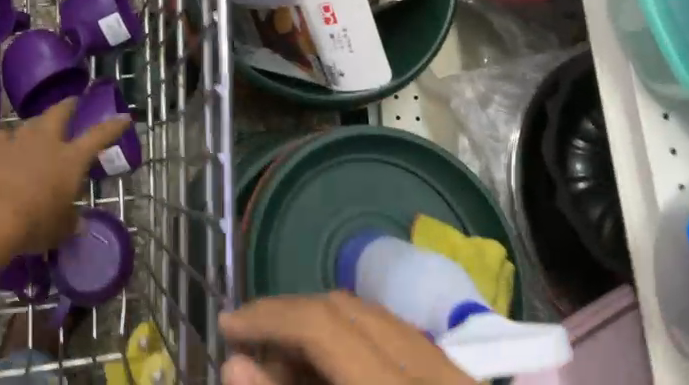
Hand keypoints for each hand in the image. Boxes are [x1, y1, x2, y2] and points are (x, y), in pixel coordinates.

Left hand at [0, 98, 129, 253]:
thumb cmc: (35, 224)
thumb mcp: (60, 229)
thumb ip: (70, 221)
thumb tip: (77, 223)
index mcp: (71, 159)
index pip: (98, 136)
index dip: (112, 126)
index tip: (123, 117)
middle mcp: (47, 142)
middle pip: (60, 113)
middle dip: (68, 106)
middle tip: (72, 103)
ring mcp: (19, 140)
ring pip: (31, 121)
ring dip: (37, 124)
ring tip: (38, 128)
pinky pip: (2, 135)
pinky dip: (6, 139)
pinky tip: (4, 145)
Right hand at [220, 292, 475, 384]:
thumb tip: (234, 362)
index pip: (323, 322)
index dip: (267, 316)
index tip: (227, 327)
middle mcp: (435, 370)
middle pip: (349, 310)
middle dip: (291, 320)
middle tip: (250, 346)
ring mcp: (456, 374)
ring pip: (377, 321)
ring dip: (322, 331)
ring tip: (284, 363)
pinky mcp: (461, 382)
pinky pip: (401, 344)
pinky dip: (357, 349)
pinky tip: (330, 372)